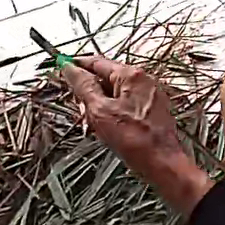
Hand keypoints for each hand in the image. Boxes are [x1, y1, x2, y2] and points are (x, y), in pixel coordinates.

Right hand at [61, 56, 213, 211]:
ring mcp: (150, 94)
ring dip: (100, 105)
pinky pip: (127, 104)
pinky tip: (109, 129)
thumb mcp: (99, 111)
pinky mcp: (153, 110)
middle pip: (107, 78)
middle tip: (80, 110)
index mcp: (131, 75)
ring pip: (116, 93)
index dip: (77, 65)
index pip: (97, 62)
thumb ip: (83, 87)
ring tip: (95, 125)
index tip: (62, 67)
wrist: (161, 162)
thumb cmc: (134, 139)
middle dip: (90, 93)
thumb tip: (69, 68)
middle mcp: (144, 80)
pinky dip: (114, 112)